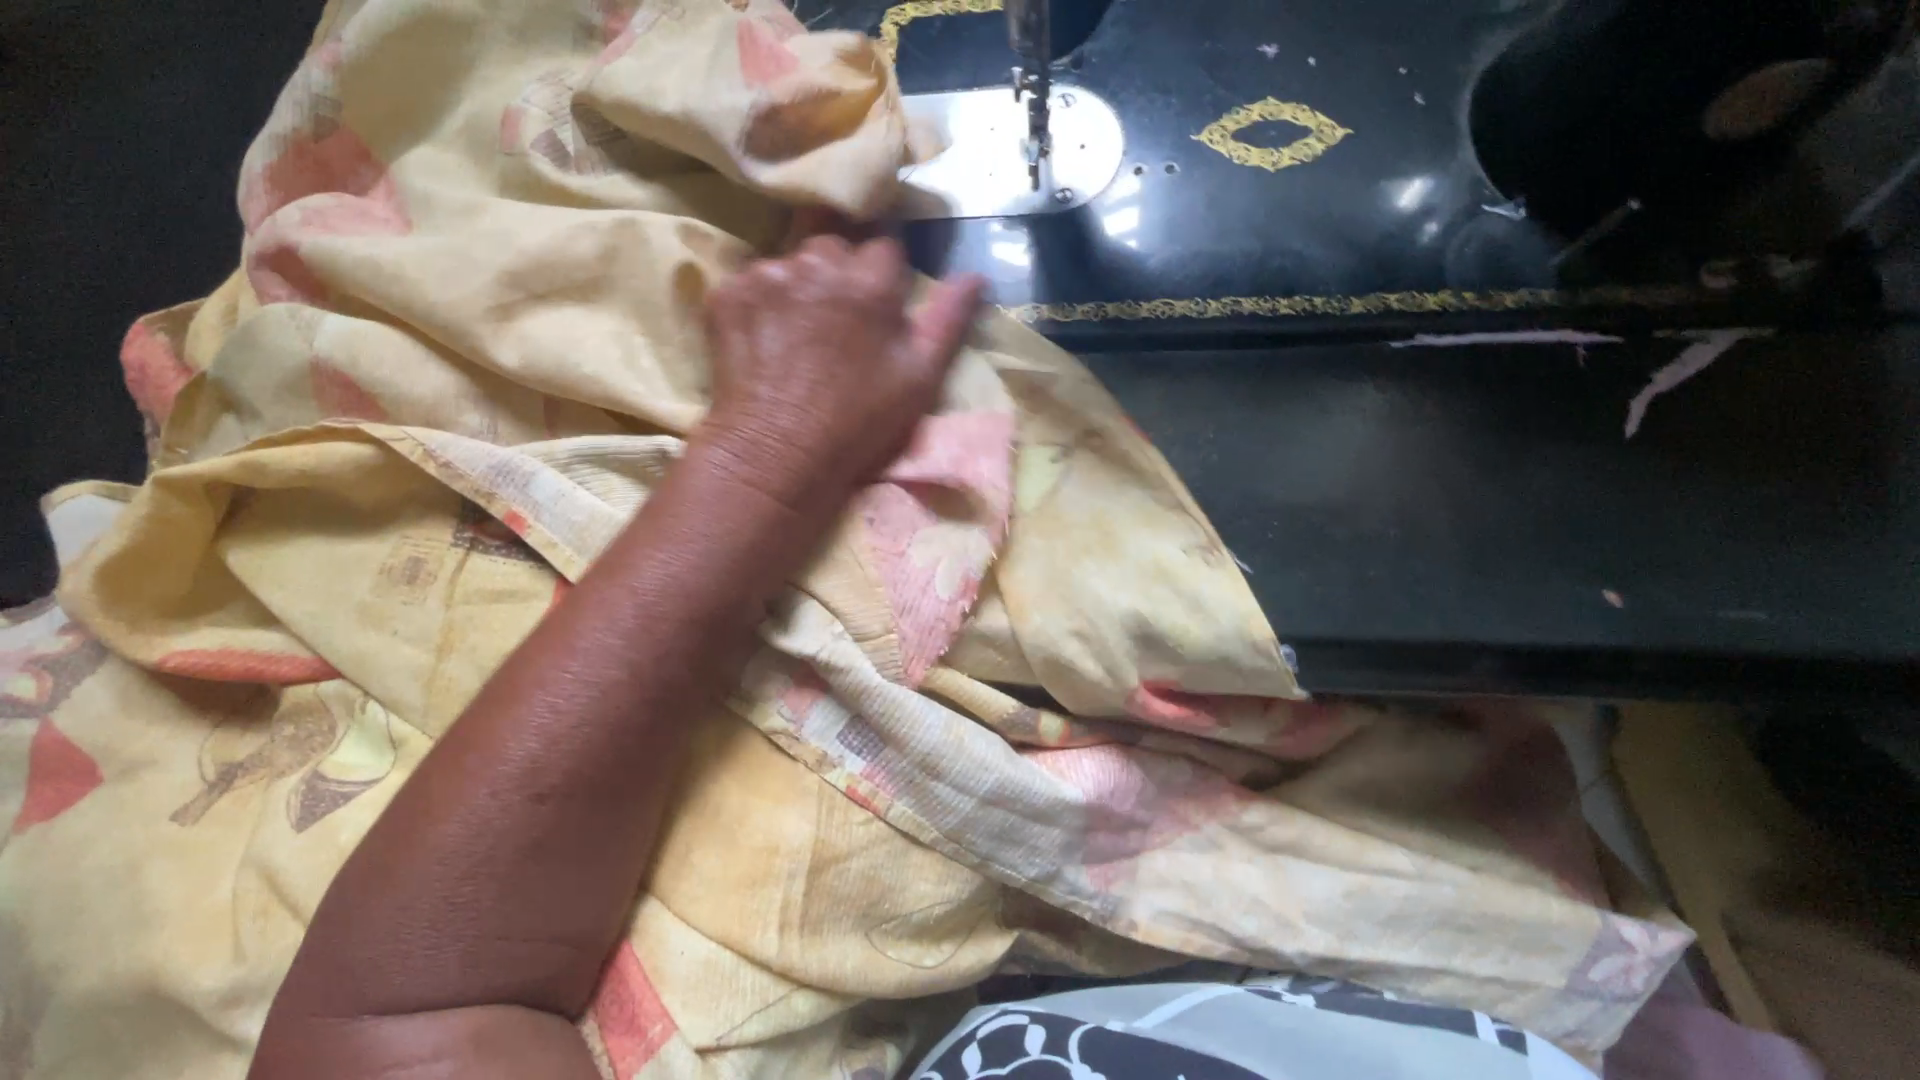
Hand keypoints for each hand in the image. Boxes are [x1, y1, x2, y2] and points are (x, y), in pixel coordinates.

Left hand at [699, 234, 984, 510]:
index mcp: (871, 284)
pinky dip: (758, 303)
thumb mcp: (919, 378)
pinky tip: (764, 340)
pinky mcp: (727, 294)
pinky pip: (749, 281)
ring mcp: (767, 276)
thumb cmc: (859, 423)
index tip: (878, 302)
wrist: (778, 455)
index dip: (883, 273)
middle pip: (833, 243)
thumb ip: (948, 319)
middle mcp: (817, 265)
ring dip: (797, 284)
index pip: (884, 245)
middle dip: (838, 270)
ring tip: (796, 332)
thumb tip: (975, 274)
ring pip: (789, 260)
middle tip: (835, 319)